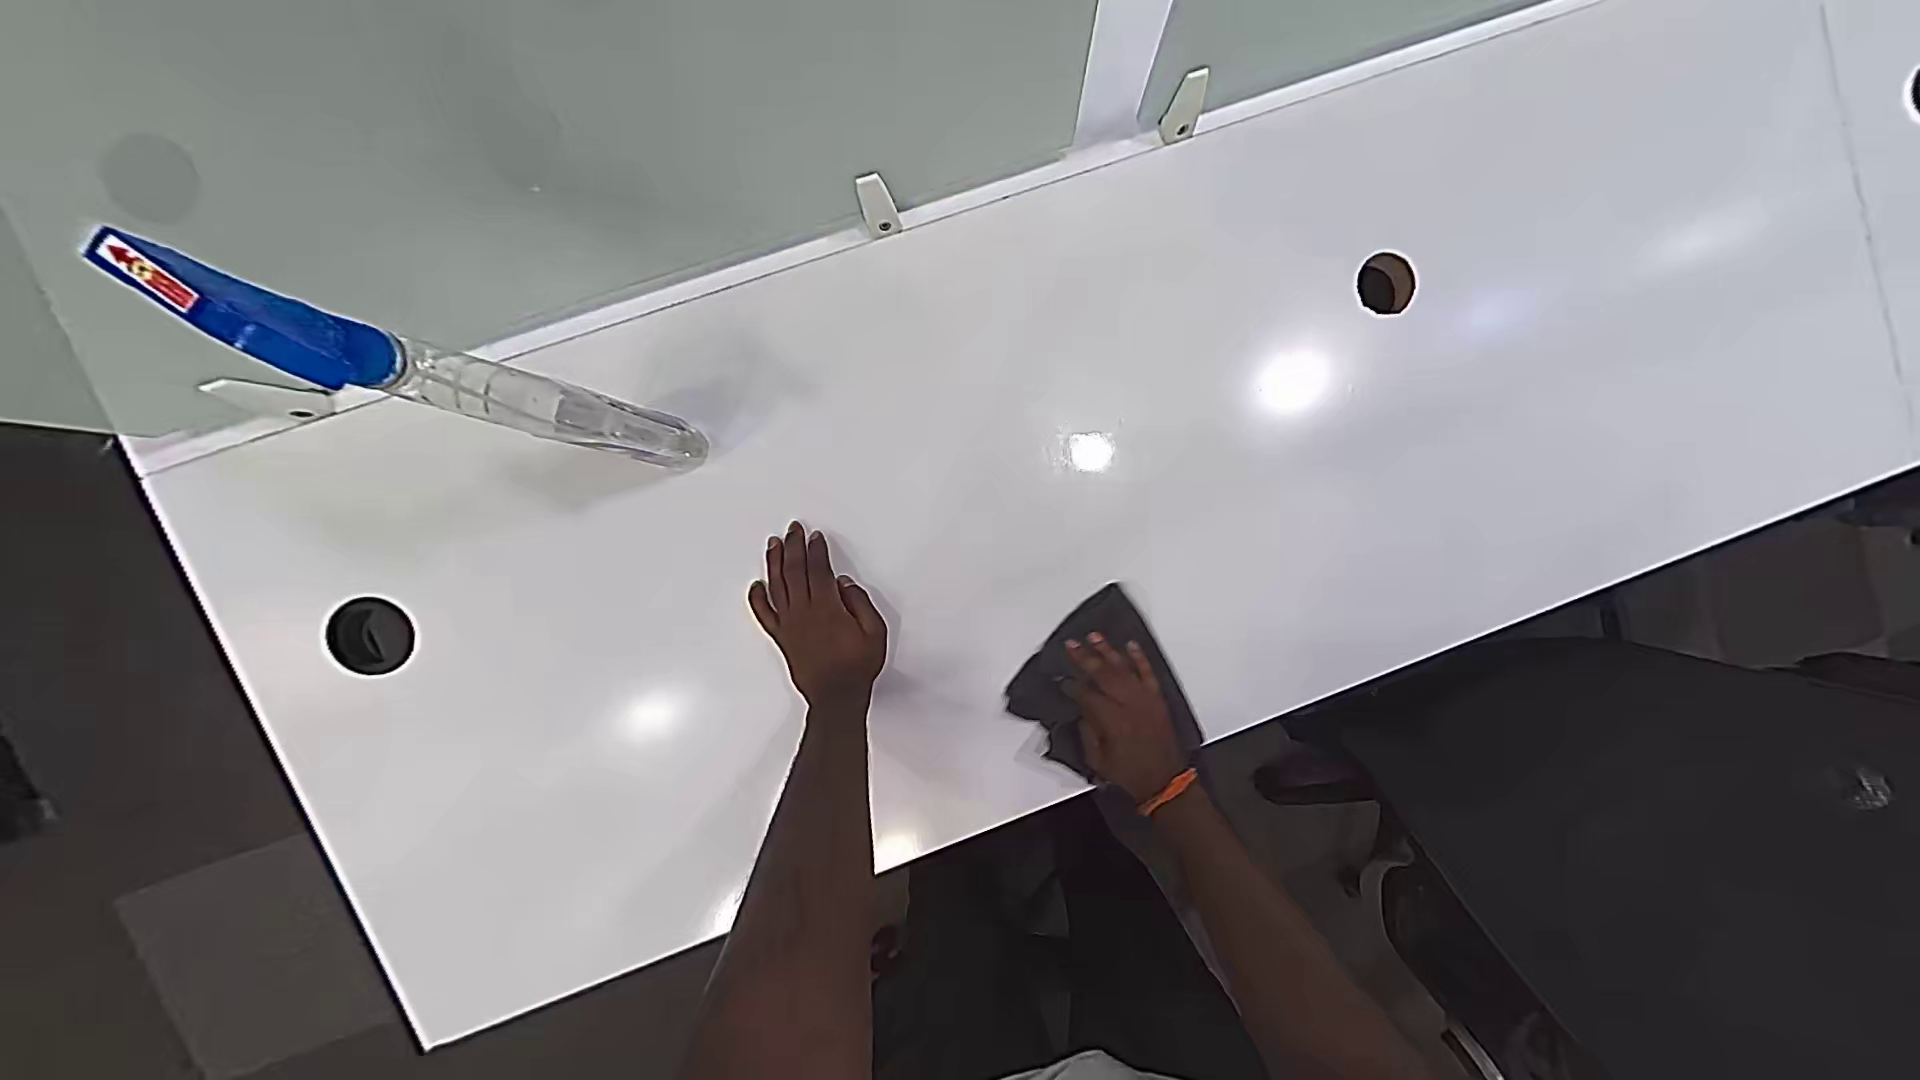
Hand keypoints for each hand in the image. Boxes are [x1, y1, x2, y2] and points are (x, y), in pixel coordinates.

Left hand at [749, 521, 887, 710]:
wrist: (836, 697)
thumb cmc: (856, 666)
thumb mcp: (875, 632)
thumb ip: (860, 604)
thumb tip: (845, 584)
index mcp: (827, 608)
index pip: (818, 570)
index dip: (816, 550)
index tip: (815, 537)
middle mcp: (804, 612)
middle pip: (794, 570)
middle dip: (794, 547)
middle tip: (793, 530)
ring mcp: (789, 624)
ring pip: (777, 585)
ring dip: (774, 562)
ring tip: (774, 545)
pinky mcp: (782, 638)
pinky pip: (765, 613)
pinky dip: (758, 598)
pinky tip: (756, 586)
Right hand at [1066, 633, 1187, 802]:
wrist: (1166, 782)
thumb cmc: (1130, 774)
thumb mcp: (1098, 760)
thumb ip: (1088, 732)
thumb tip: (1083, 710)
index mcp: (1112, 721)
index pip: (1087, 695)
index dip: (1073, 686)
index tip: (1063, 680)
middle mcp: (1129, 705)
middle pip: (1103, 675)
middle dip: (1085, 658)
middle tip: (1071, 644)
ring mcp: (1145, 700)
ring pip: (1124, 668)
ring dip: (1108, 651)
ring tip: (1095, 636)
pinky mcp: (1157, 699)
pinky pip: (1148, 673)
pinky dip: (1139, 658)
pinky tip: (1130, 645)